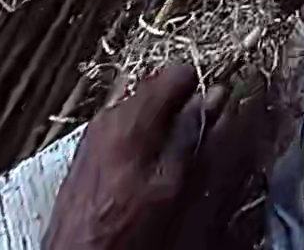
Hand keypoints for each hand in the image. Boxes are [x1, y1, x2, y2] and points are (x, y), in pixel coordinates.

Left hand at [45, 63, 207, 249]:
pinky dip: (140, 133)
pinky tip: (145, 165)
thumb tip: (215, 96)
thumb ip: (191, 134)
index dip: (198, 86)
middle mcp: (110, 114)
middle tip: (194, 135)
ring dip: (160, 119)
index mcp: (132, 117)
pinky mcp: (88, 147)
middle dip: (179, 104)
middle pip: (156, 85)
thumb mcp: (169, 186)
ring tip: (170, 155)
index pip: (175, 72)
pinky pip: (123, 123)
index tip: (210, 106)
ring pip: (140, 104)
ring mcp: (95, 130)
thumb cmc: (123, 231)